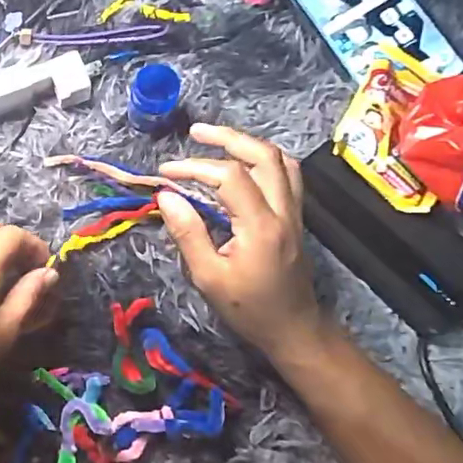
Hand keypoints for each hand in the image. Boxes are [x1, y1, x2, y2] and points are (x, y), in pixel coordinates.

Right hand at [155, 123, 331, 356]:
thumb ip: (188, 233)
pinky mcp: (296, 216)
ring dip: (248, 144)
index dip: (194, 168)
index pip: (229, 176)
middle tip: (195, 134)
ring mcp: (294, 212)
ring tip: (217, 140)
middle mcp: (283, 211)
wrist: (294, 328)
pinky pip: (287, 174)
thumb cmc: (248, 308)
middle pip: (263, 155)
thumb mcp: (208, 277)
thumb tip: (166, 196)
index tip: (166, 175)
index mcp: (260, 226)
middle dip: (227, 138)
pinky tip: (243, 161)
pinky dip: (263, 159)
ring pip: (279, 160)